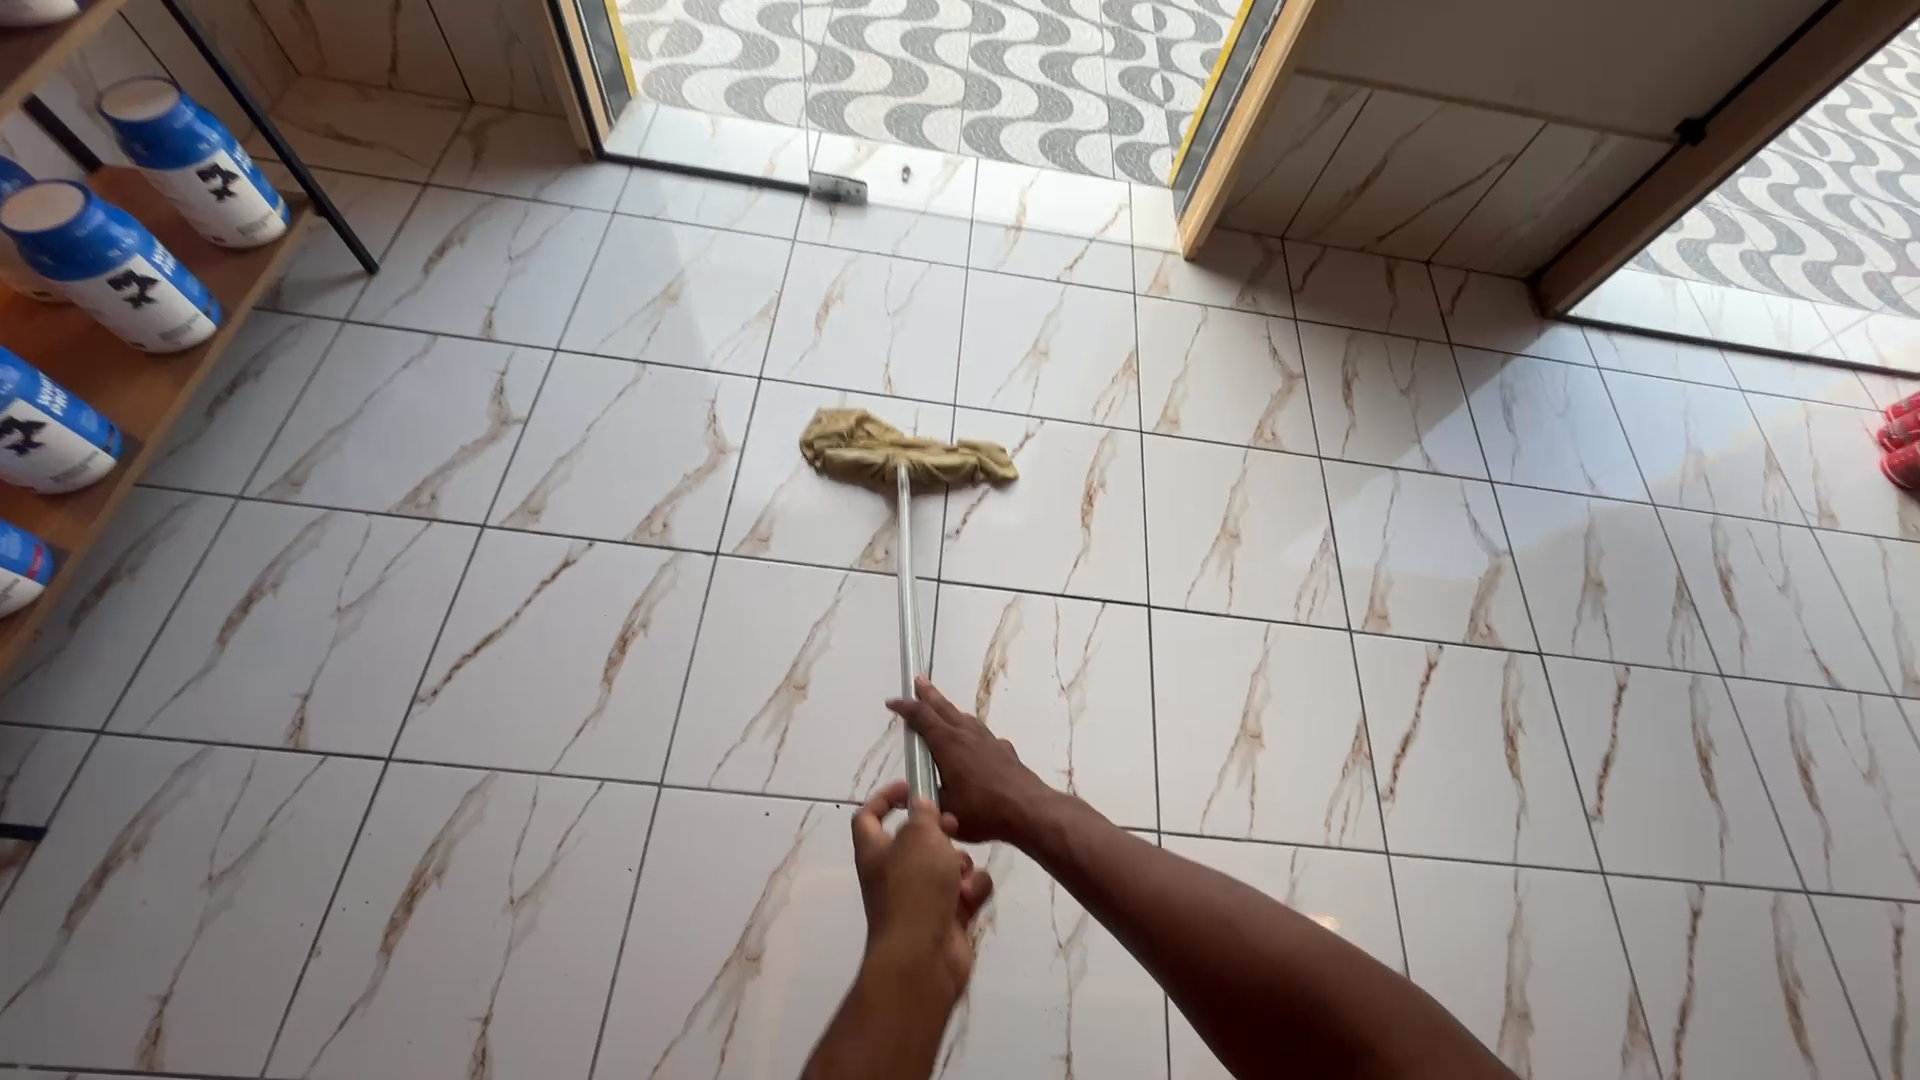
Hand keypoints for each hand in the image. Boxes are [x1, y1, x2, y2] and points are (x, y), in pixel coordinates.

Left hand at [851, 781, 993, 1002]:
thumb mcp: (919, 836)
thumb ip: (923, 815)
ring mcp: (921, 897)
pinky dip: (971, 891)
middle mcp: (894, 873)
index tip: (912, 787)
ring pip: (948, 864)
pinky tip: (969, 898)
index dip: (885, 798)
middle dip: (940, 832)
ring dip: (960, 864)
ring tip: (960, 875)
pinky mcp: (946, 917)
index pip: (868, 816)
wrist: (923, 957)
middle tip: (952, 825)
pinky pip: (965, 891)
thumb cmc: (915, 888)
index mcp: (875, 850)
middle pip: (917, 840)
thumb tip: (921, 806)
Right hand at [887, 676, 1059, 845]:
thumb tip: (912, 796)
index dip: (905, 707)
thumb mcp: (945, 809)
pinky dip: (971, 731)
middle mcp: (967, 734)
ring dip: (950, 710)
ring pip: (964, 718)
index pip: (921, 716)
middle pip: (943, 707)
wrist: (1028, 810)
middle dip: (928, 694)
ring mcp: (988, 740)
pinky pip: (982, 734)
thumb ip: (927, 798)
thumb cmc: (982, 810)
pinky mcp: (1004, 750)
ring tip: (943, 709)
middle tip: (919, 680)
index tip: (892, 702)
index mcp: (948, 743)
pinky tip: (974, 743)